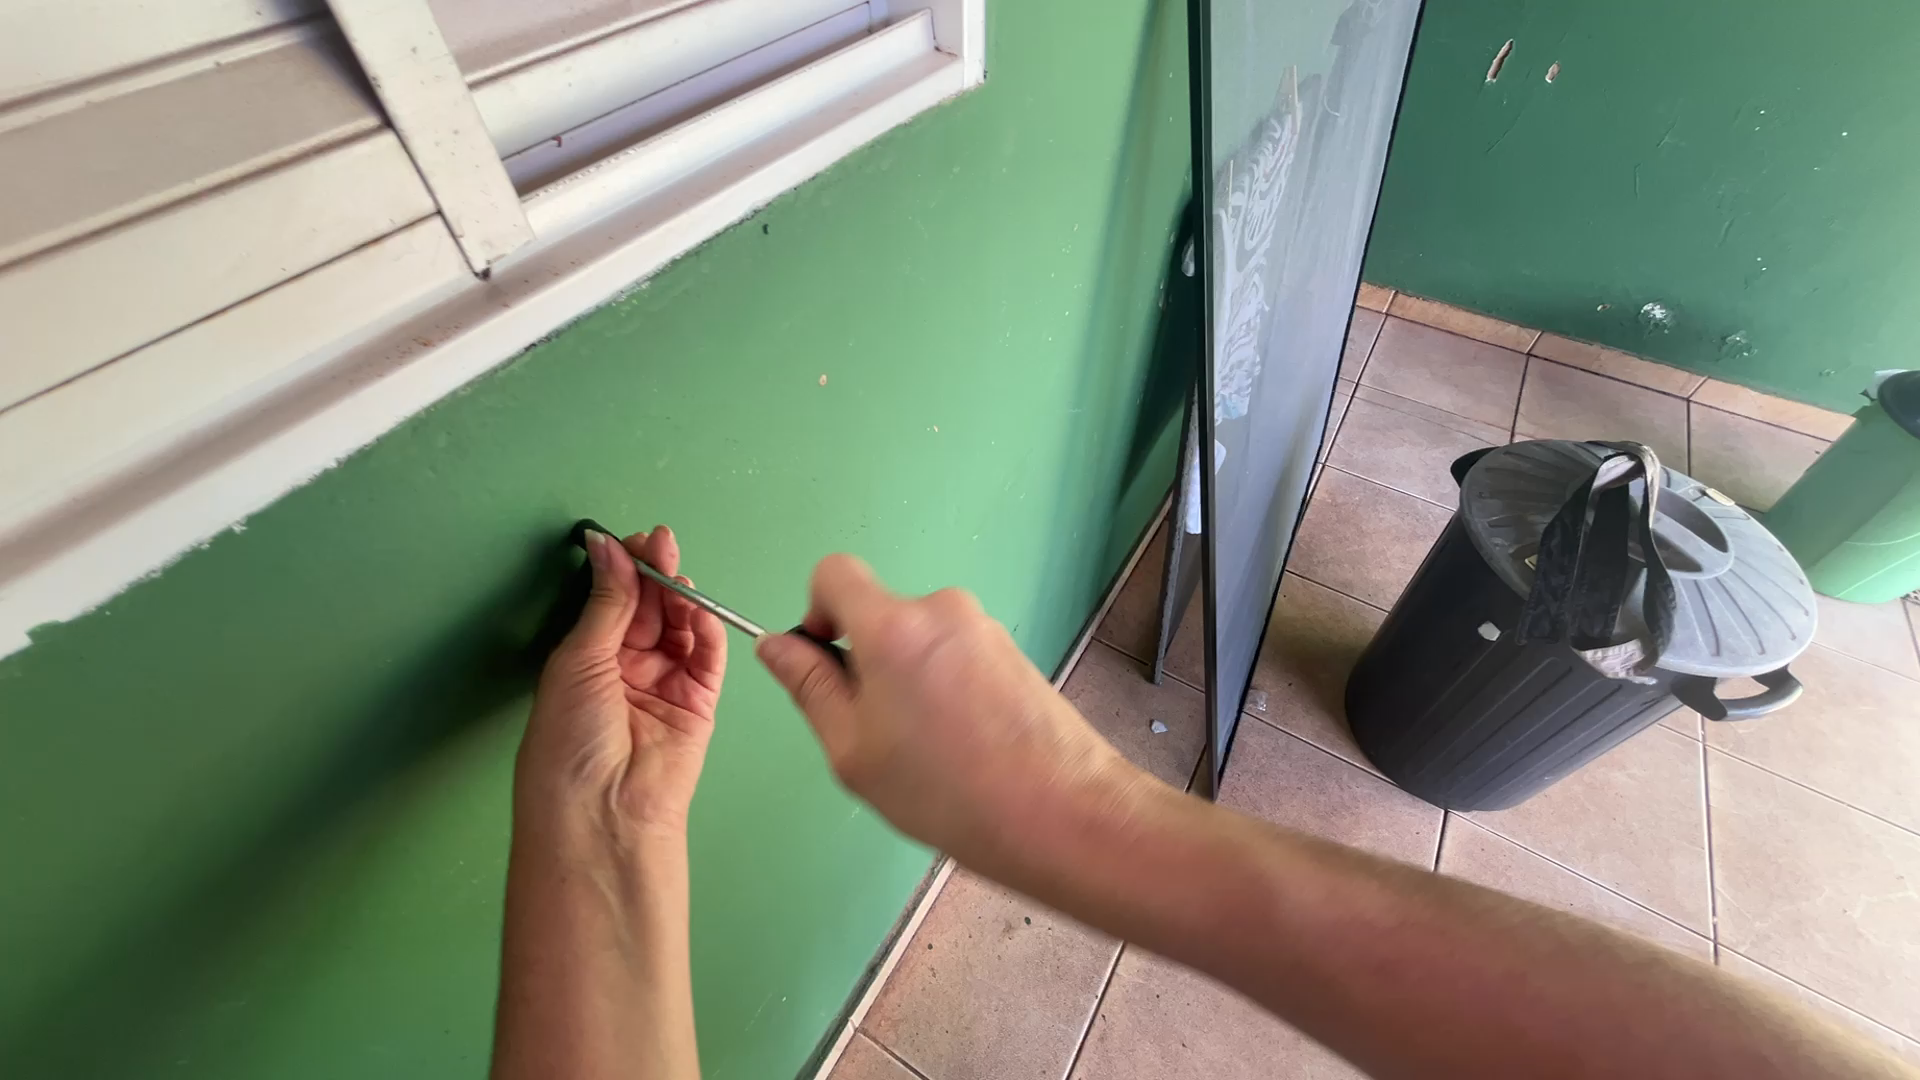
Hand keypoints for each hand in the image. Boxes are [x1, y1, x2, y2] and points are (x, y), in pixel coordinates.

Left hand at [518, 526, 727, 836]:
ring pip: (681, 626)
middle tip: (662, 544)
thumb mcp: (580, 661)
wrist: (603, 811)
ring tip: (679, 573)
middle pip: (651, 608)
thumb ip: (607, 601)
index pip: (615, 601)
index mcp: (589, 658)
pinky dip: (706, 630)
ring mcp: (667, 681)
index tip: (636, 541)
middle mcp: (628, 666)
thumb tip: (605, 545)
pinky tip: (699, 608)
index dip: (626, 569)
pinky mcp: (700, 698)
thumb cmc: (571, 739)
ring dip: (681, 597)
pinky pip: (707, 656)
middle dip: (657, 574)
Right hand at [754, 556, 1146, 881]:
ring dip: (909, 677)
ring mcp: (983, 626)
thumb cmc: (944, 789)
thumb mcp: (854, 751)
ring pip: (920, 639)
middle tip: (884, 732)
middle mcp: (940, 607)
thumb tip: (777, 644)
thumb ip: (810, 687)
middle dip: (868, 660)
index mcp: (893, 625)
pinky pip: (955, 652)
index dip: (817, 610)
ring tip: (933, 748)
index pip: (834, 572)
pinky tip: (967, 742)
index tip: (830, 662)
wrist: (1063, 810)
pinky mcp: (1012, 648)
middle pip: (880, 613)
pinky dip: (946, 684)